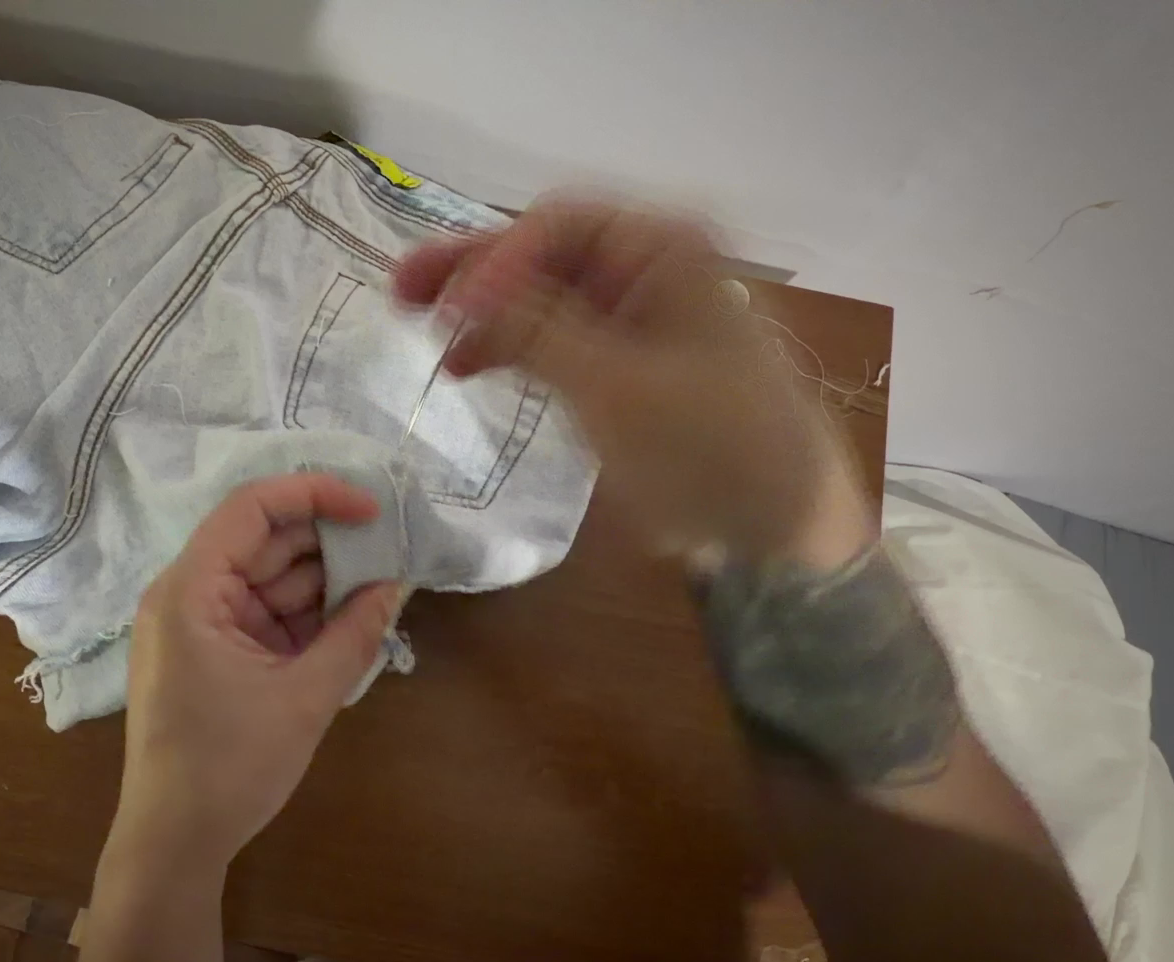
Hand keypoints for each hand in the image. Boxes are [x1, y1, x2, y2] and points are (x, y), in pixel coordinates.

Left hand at [111, 473, 403, 874]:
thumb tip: (396, 584)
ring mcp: (198, 626)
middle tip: (390, 546)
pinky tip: (350, 617)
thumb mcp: (304, 698)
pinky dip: (305, 615)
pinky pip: (264, 615)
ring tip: (382, 581)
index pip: (251, 509)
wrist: (175, 842)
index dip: (313, 494)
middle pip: (262, 542)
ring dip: (321, 580)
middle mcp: (187, 595)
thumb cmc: (230, 768)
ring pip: (268, 579)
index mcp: (191, 591)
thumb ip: (354, 635)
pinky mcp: (212, 654)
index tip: (370, 507)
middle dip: (326, 542)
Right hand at [395, 193, 872, 565]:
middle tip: (400, 290)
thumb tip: (457, 294)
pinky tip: (469, 365)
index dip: (495, 260)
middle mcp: (643, 269)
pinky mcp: (617, 364)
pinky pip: (551, 339)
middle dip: (471, 272)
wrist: (773, 523)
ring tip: (422, 330)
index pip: (557, 227)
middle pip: (540, 256)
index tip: (449, 311)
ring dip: (481, 311)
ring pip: (538, 298)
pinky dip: (509, 347)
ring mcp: (629, 318)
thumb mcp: (615, 386)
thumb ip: (534, 331)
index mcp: (660, 248)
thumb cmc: (707, 447)